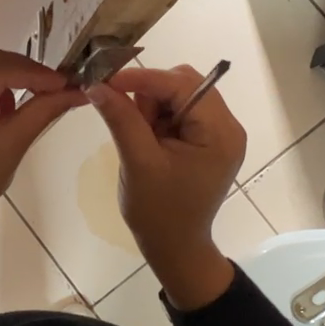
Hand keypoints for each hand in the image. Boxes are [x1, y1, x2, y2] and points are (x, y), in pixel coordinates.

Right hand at [86, 66, 246, 309]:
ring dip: (152, 107)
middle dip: (150, 94)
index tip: (106, 81)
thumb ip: (121, 119)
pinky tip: (149, 141)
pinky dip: (158, 117)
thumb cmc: (158, 211)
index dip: (143, 77)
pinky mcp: (207, 140)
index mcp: (220, 132)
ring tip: (141, 139)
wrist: (175, 247)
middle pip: (185, 83)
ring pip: (179, 94)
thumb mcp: (137, 163)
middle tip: (128, 119)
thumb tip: (96, 84)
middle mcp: (228, 126)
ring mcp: (220, 133)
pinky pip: (181, 111)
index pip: (182, 84)